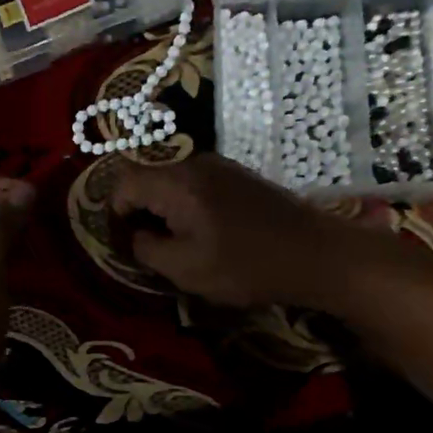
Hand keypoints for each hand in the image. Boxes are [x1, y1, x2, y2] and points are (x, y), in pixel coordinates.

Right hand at [111, 154, 386, 308]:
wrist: (317, 256)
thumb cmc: (245, 265)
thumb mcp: (183, 268)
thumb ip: (145, 248)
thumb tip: (134, 236)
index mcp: (178, 183)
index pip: (123, 184)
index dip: (114, 214)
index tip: (123, 244)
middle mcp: (196, 163)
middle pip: (147, 180)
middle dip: (139, 214)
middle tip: (147, 250)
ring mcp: (221, 167)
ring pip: (171, 184)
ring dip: (163, 213)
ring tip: (176, 247)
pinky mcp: (239, 177)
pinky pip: (194, 187)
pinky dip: (186, 209)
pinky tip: (204, 237)